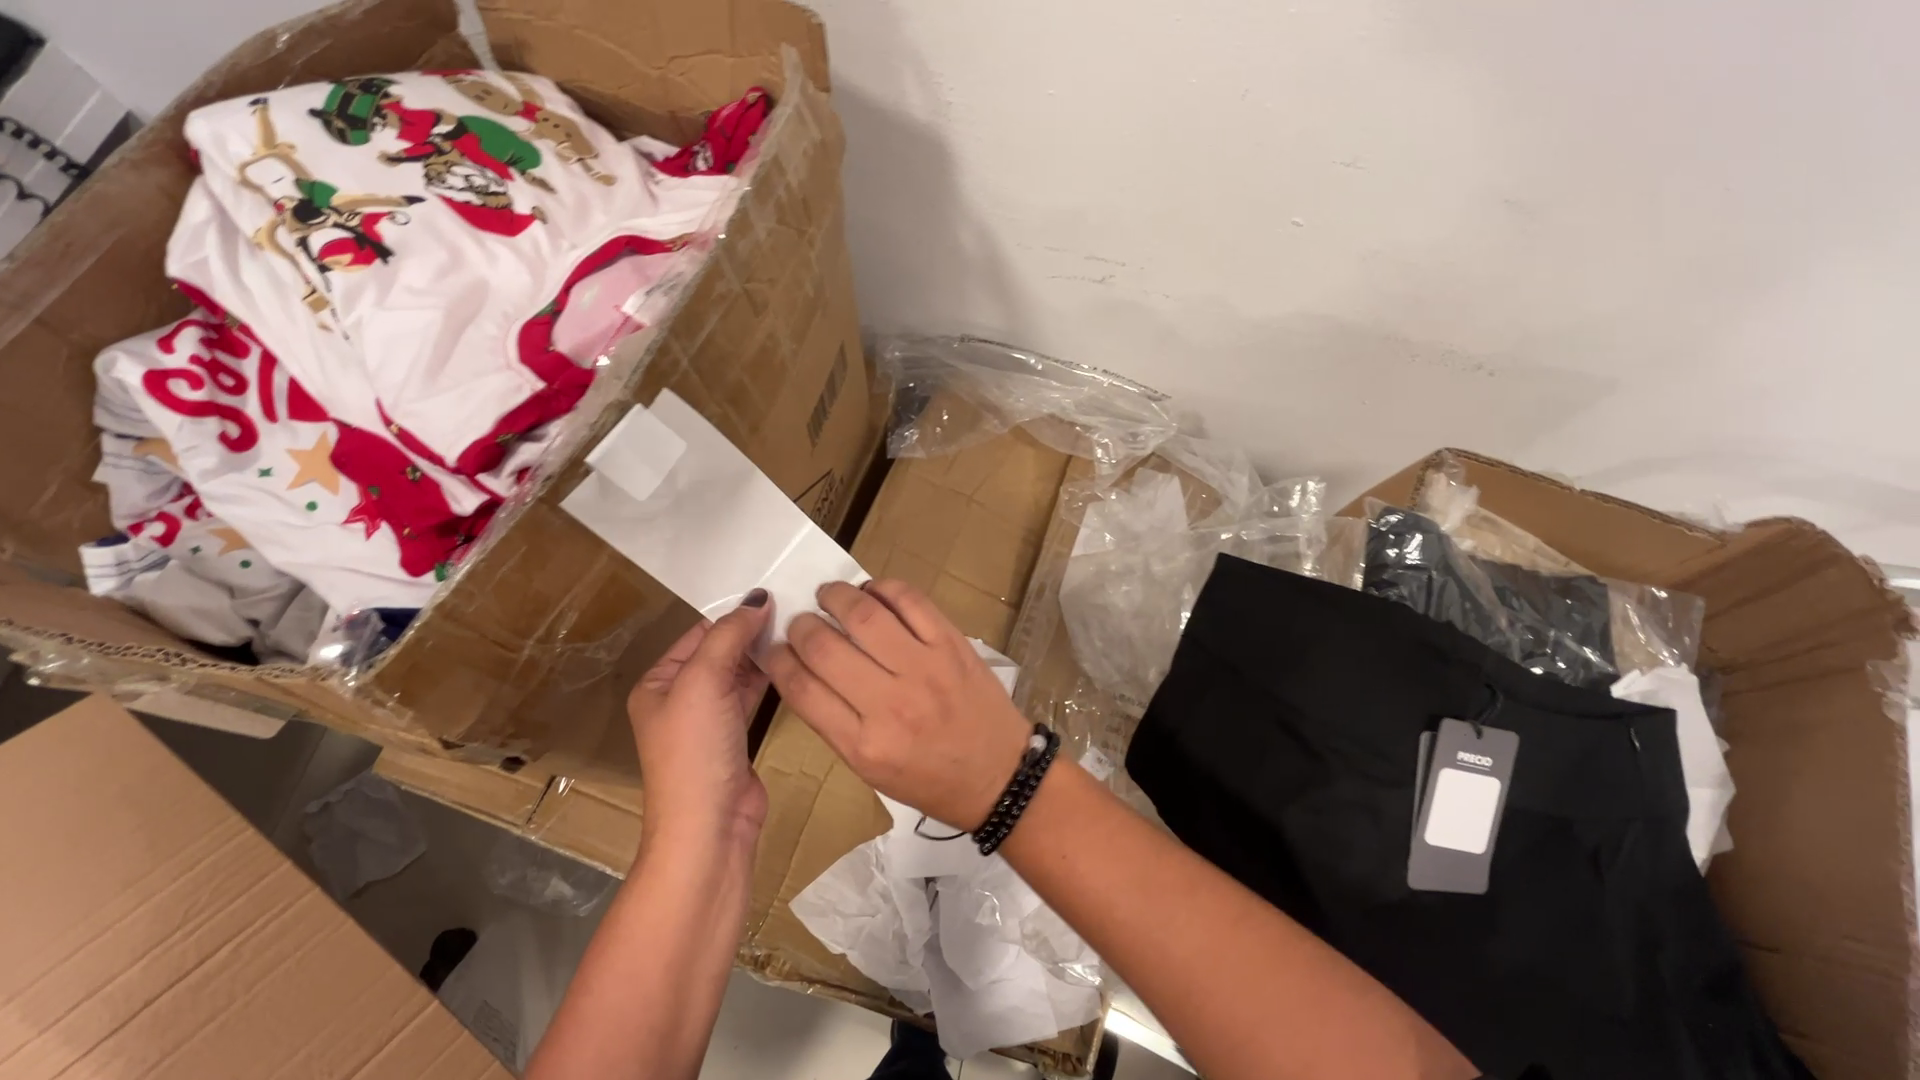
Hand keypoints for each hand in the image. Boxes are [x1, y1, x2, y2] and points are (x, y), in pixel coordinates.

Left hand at [628, 591, 771, 842]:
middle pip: (719, 652)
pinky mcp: (736, 738)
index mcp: (658, 683)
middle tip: (795, 605)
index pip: (698, 634)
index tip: (774, 591)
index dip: (732, 614)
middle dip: (751, 631)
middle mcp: (680, 698)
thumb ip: (729, 635)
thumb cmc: (695, 750)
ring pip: (739, 674)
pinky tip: (795, 661)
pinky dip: (770, 679)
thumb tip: (757, 598)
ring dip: (763, 654)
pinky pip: (753, 697)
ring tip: (801, 626)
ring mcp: (709, 720)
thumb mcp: (704, 681)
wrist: (709, 825)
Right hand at [764, 580, 1032, 829]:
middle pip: (824, 647)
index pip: (801, 689)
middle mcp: (890, 705)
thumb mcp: (870, 769)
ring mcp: (924, 669)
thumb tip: (803, 669)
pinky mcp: (952, 644)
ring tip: (828, 595)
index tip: (773, 648)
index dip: (777, 660)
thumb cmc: (930, 779)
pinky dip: (883, 588)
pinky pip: (910, 600)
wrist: (1000, 775)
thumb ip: (834, 720)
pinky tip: (871, 592)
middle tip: (801, 622)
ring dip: (835, 595)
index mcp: (863, 745)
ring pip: (863, 614)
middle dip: (801, 626)